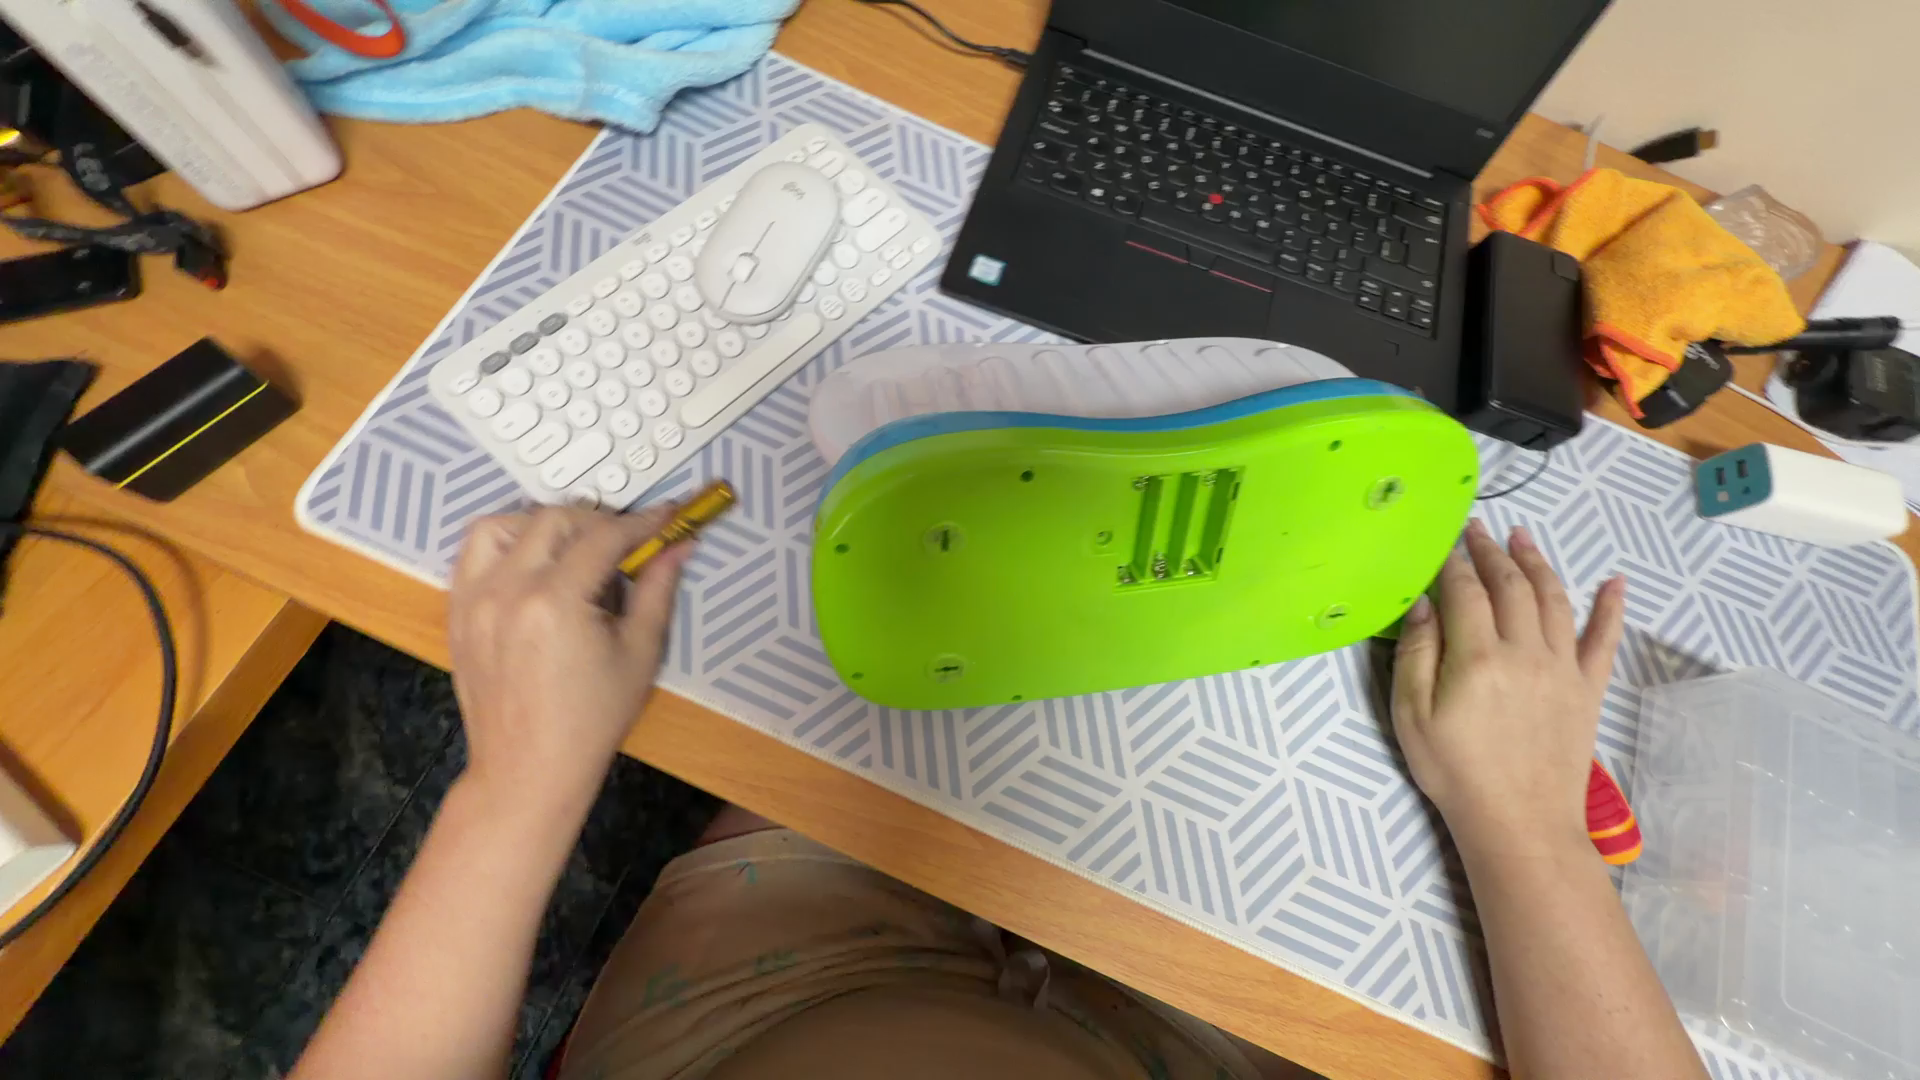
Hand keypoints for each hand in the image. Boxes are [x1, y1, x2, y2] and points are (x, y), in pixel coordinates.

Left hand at [447, 505, 694, 802]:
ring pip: (504, 525)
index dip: (643, 521)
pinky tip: (539, 568)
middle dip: (598, 520)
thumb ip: (658, 588)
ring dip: (546, 525)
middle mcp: (506, 590)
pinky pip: (475, 554)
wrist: (529, 767)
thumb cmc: (594, 717)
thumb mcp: (641, 651)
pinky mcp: (458, 612)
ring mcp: (473, 599)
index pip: (604, 536)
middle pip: (553, 519)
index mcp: (555, 602)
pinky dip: (510, 544)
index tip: (669, 515)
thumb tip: (680, 545)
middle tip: (628, 540)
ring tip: (576, 549)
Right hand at [1391, 519, 1626, 859]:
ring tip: (1522, 538)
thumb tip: (1423, 604)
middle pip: (1510, 587)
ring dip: (1537, 564)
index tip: (1443, 540)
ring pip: (1553, 601)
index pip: (1464, 591)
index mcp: (1476, 657)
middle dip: (1491, 552)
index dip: (1452, 562)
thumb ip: (1415, 654)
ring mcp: (1562, 669)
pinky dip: (1612, 608)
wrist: (1518, 820)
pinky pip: (1604, 640)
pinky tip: (1616, 583)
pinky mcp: (1587, 688)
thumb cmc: (1452, 767)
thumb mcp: (1411, 713)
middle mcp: (1525, 652)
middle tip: (1476, 529)